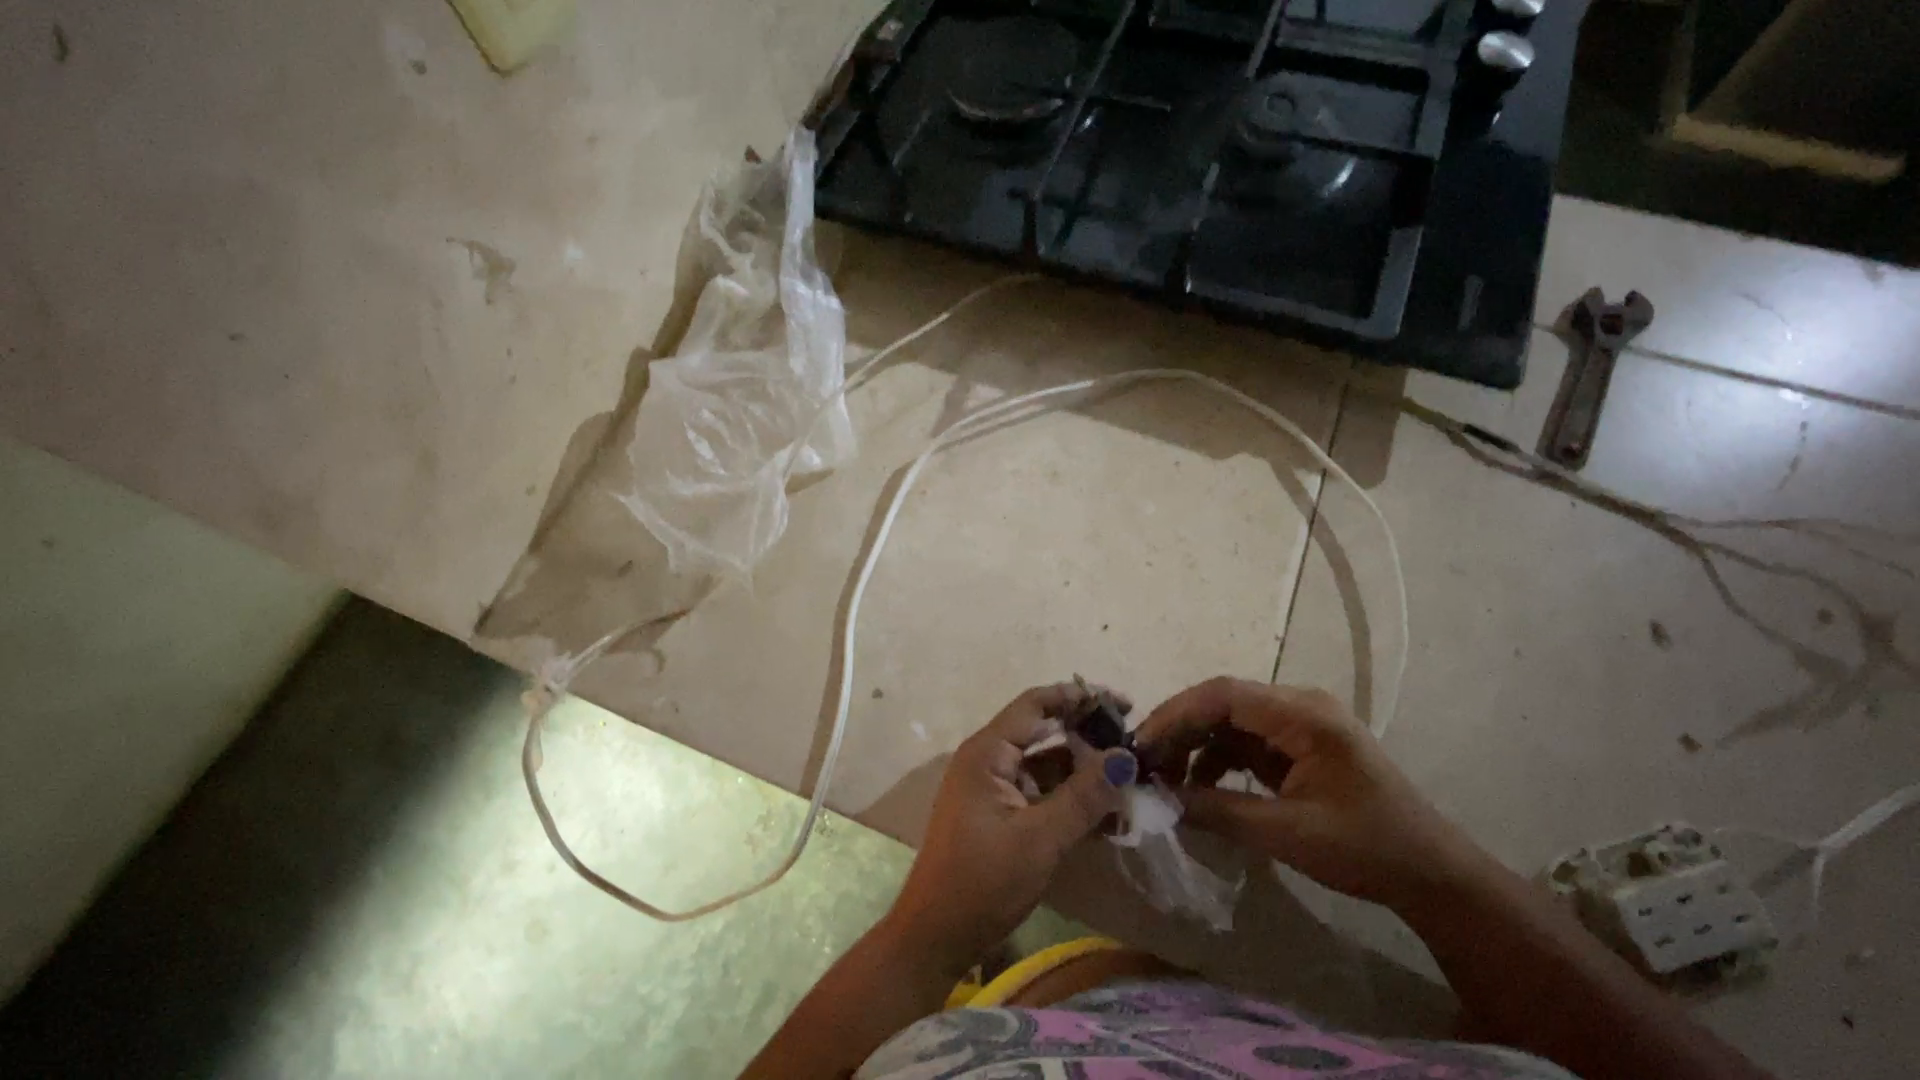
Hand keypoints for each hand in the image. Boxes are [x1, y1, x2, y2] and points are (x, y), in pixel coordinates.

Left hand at [888, 683, 1138, 968]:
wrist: (937, 936)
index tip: (1122, 705)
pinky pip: (1042, 795)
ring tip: (1133, 783)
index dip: (1078, 698)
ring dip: (1086, 773)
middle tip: (1135, 744)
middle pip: (1044, 732)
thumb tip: (1126, 757)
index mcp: (987, 753)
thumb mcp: (1040, 838)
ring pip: (1047, 767)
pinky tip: (1111, 815)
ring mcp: (994, 790)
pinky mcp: (1001, 817)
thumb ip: (1084, 795)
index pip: (1035, 705)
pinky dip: (1072, 800)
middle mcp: (988, 762)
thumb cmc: (982, 881)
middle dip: (1088, 737)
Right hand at [1134, 678, 1496, 912]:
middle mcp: (1300, 707)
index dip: (1175, 715)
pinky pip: (1245, 743)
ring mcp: (1300, 727)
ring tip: (1164, 780)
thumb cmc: (1365, 848)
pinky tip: (1199, 790)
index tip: (1140, 745)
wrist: (1430, 874)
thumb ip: (1219, 811)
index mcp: (1304, 714)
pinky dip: (1217, 762)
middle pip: (1222, 703)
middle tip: (1143, 765)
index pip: (1223, 694)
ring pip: (1230, 723)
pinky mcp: (1299, 749)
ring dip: (1194, 747)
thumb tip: (1159, 800)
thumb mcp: (1286, 833)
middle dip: (1179, 731)